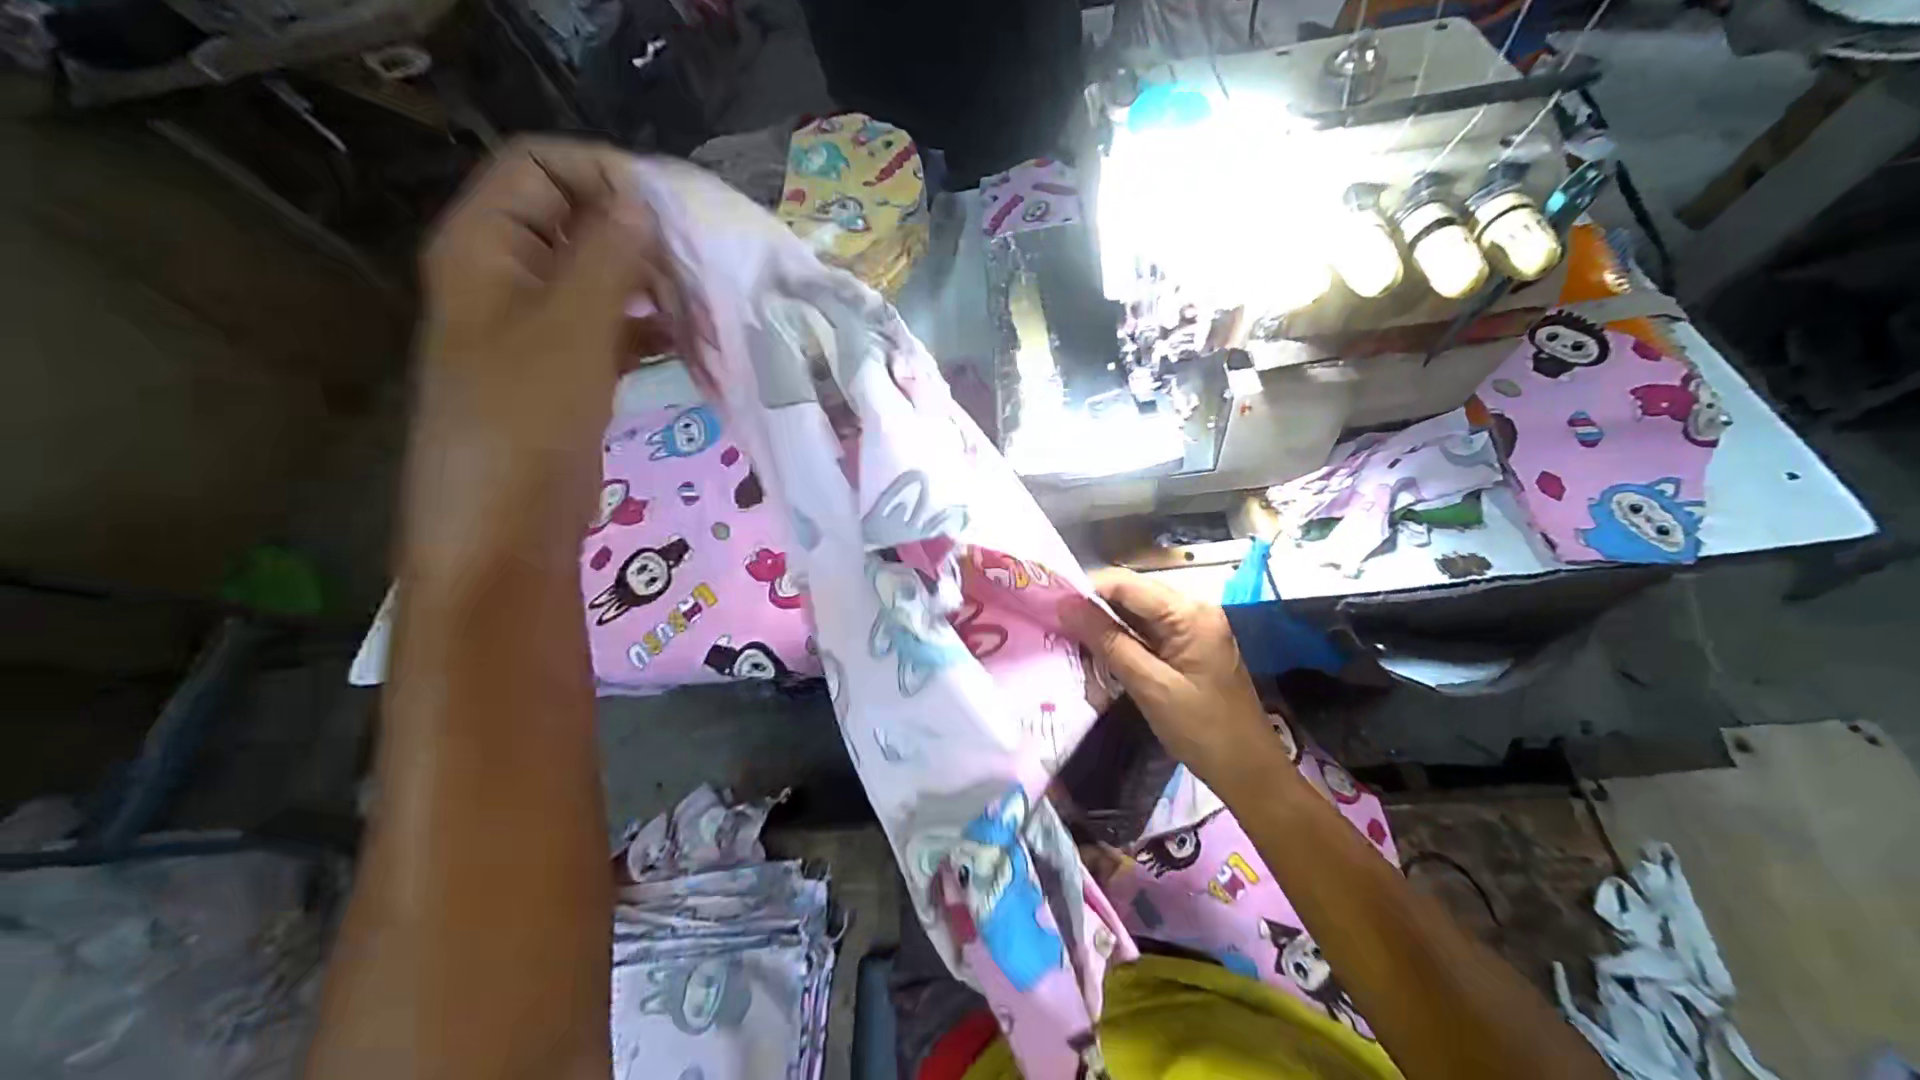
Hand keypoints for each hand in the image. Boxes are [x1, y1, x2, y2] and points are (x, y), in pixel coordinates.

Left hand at [404, 138, 692, 571]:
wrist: (505, 537)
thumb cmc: (526, 427)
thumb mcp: (570, 330)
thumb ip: (607, 256)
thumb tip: (643, 199)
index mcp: (484, 249)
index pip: (540, 167)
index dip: (606, 175)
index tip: (676, 213)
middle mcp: (506, 278)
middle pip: (576, 222)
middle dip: (643, 236)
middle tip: (706, 267)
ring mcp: (538, 331)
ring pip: (602, 280)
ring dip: (656, 287)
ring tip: (710, 309)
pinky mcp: (567, 376)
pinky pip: (613, 331)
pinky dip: (652, 331)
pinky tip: (693, 346)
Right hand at [1060, 568, 1280, 792]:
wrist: (1249, 771)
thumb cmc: (1202, 730)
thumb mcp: (1149, 686)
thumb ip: (1107, 641)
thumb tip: (1066, 606)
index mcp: (1190, 613)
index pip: (1127, 584)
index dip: (1086, 590)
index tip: (1051, 605)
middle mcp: (1194, 610)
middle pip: (1132, 594)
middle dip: (1094, 607)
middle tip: (1056, 624)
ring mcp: (1194, 628)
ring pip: (1138, 613)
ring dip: (1106, 624)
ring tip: (1070, 637)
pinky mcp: (1190, 647)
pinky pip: (1149, 631)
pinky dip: (1123, 639)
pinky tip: (1100, 652)